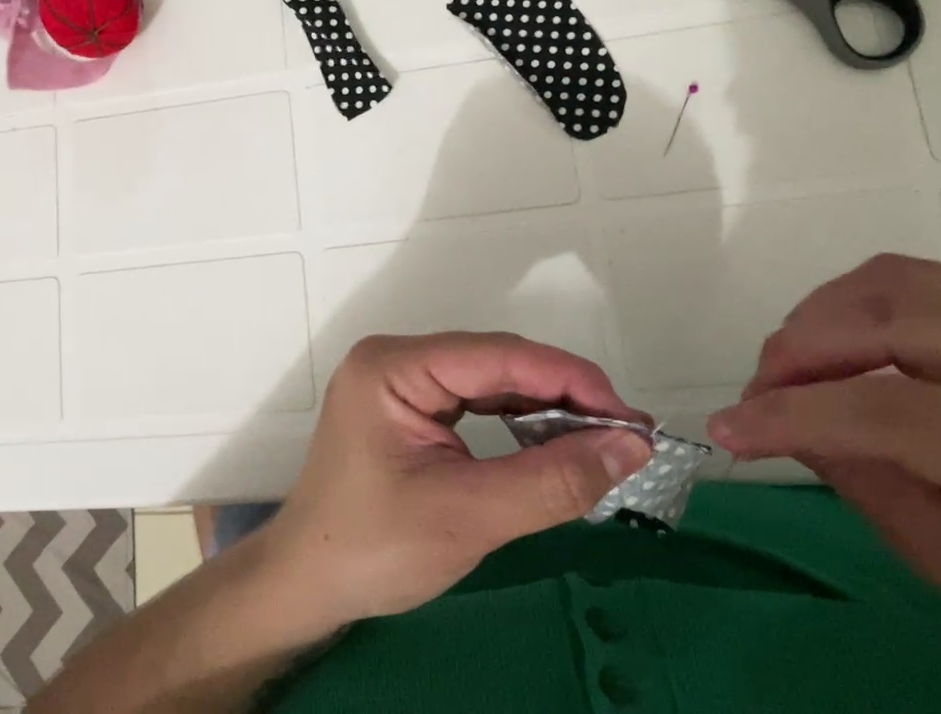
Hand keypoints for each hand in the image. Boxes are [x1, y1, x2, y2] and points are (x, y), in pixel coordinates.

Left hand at [261, 332, 654, 628]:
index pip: (499, 356)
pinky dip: (517, 425)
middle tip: (625, 437)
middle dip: (563, 396)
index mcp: (394, 367)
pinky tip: (552, 446)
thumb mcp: (468, 515)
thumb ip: (552, 480)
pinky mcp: (408, 411)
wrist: (307, 584)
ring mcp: (400, 384)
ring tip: (600, 443)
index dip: (571, 380)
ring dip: (545, 411)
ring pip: (490, 383)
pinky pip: (474, 404)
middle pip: (496, 363)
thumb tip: (631, 446)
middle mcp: (396, 361)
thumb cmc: (374, 549)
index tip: (632, 419)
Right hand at [709, 254, 940, 697]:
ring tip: (790, 365)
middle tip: (758, 392)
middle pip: (899, 320)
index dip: (799, 412)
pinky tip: (834, 342)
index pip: (902, 413)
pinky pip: (918, 279)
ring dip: (820, 314)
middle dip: (802, 347)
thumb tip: (776, 419)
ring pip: (900, 281)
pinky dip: (852, 300)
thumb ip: (862, 483)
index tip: (725, 429)